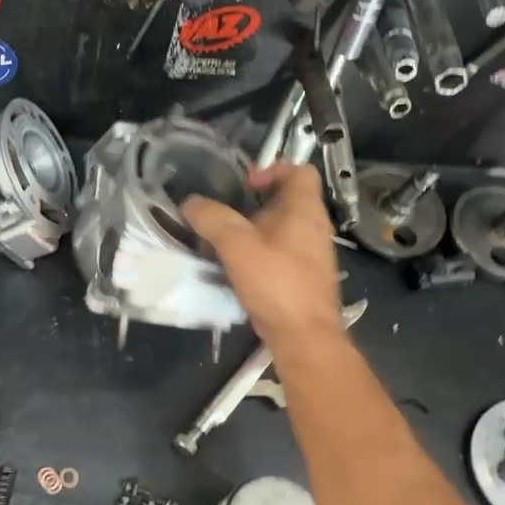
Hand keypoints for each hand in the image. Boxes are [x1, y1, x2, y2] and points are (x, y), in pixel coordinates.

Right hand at [182, 162, 344, 347]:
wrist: (304, 335)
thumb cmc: (275, 282)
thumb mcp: (236, 244)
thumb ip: (211, 219)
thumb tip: (191, 203)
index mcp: (305, 210)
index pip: (299, 171)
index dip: (272, 169)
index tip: (244, 186)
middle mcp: (314, 227)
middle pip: (286, 200)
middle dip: (253, 205)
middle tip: (225, 217)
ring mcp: (311, 254)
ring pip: (280, 229)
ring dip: (252, 231)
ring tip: (223, 244)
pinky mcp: (303, 276)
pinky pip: (279, 252)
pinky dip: (258, 253)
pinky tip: (236, 269)